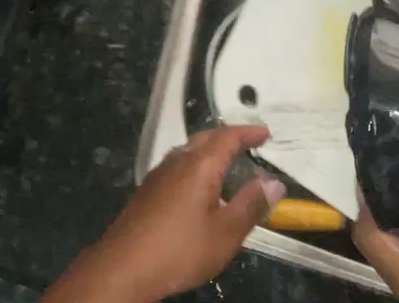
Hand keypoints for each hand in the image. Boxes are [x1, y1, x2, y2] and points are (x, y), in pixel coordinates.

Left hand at [44, 125, 284, 302]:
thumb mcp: (225, 233)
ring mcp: (159, 173)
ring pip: (190, 150)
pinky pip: (178, 165)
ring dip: (211, 150)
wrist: (124, 265)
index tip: (265, 133)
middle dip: (229, 137)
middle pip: (206, 138)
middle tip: (249, 144)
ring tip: (228, 164)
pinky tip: (199, 188)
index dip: (248, 133)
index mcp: (199, 165)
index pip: (228, 137)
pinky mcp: (148, 189)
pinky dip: (196, 165)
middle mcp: (178, 160)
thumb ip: (251, 205)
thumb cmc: (180, 249)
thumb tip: (274, 182)